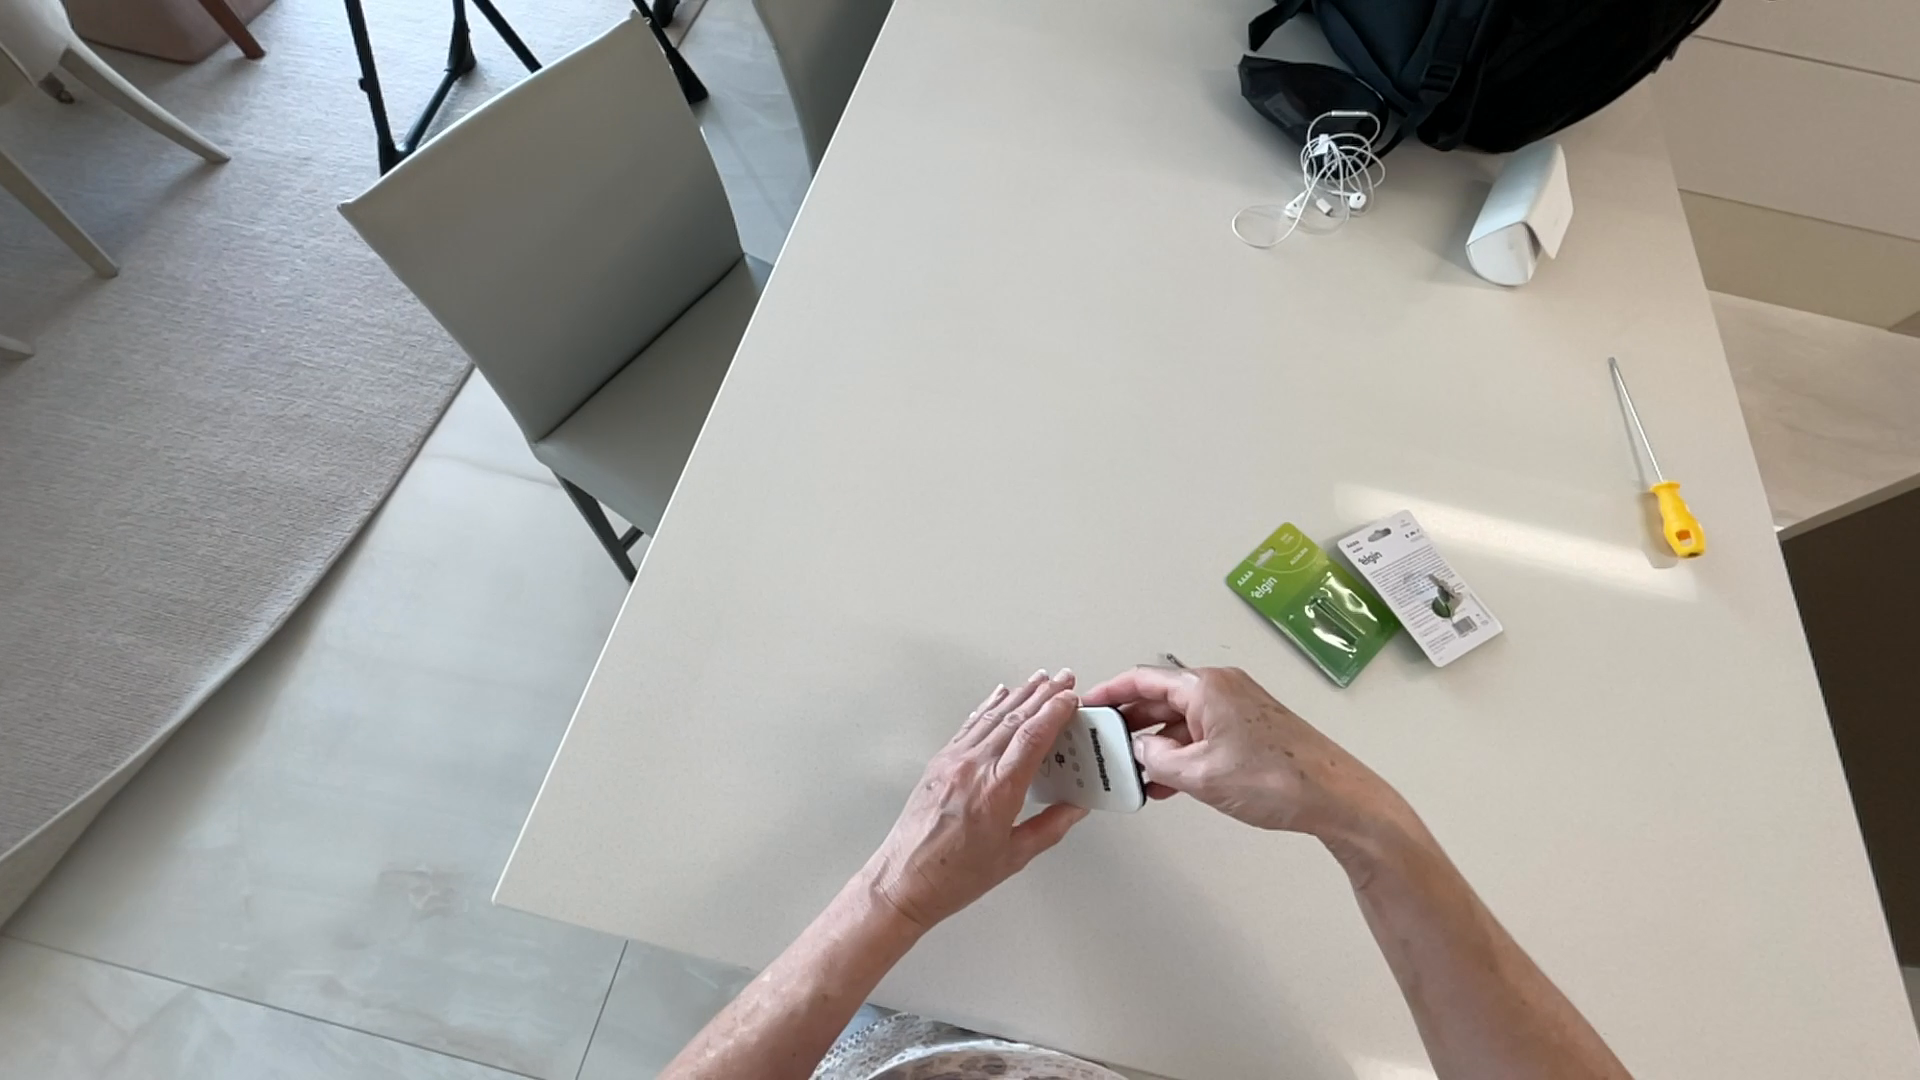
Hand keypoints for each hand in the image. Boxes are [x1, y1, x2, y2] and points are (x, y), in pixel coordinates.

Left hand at [857, 670, 1090, 932]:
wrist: (904, 878)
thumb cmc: (953, 875)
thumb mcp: (1014, 856)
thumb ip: (1050, 827)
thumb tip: (1076, 807)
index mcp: (998, 790)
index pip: (1033, 736)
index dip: (1055, 711)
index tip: (1072, 698)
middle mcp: (975, 767)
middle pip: (1016, 718)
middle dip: (1043, 694)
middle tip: (1064, 679)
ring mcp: (954, 760)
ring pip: (993, 716)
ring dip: (1020, 694)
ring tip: (1039, 680)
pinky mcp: (940, 761)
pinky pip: (971, 725)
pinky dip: (989, 706)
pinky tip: (1000, 695)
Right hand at [1083, 666, 1414, 853]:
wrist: (1338, 799)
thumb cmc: (1274, 779)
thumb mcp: (1199, 773)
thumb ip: (1156, 758)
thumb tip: (1140, 750)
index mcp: (1204, 686)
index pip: (1142, 679)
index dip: (1110, 692)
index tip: (1088, 705)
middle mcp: (1219, 688)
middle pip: (1160, 698)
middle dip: (1130, 722)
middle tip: (1104, 742)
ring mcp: (1237, 708)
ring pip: (1181, 720)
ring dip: (1156, 743)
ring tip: (1132, 771)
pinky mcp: (1250, 729)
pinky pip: (1202, 734)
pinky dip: (1182, 752)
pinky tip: (1167, 781)